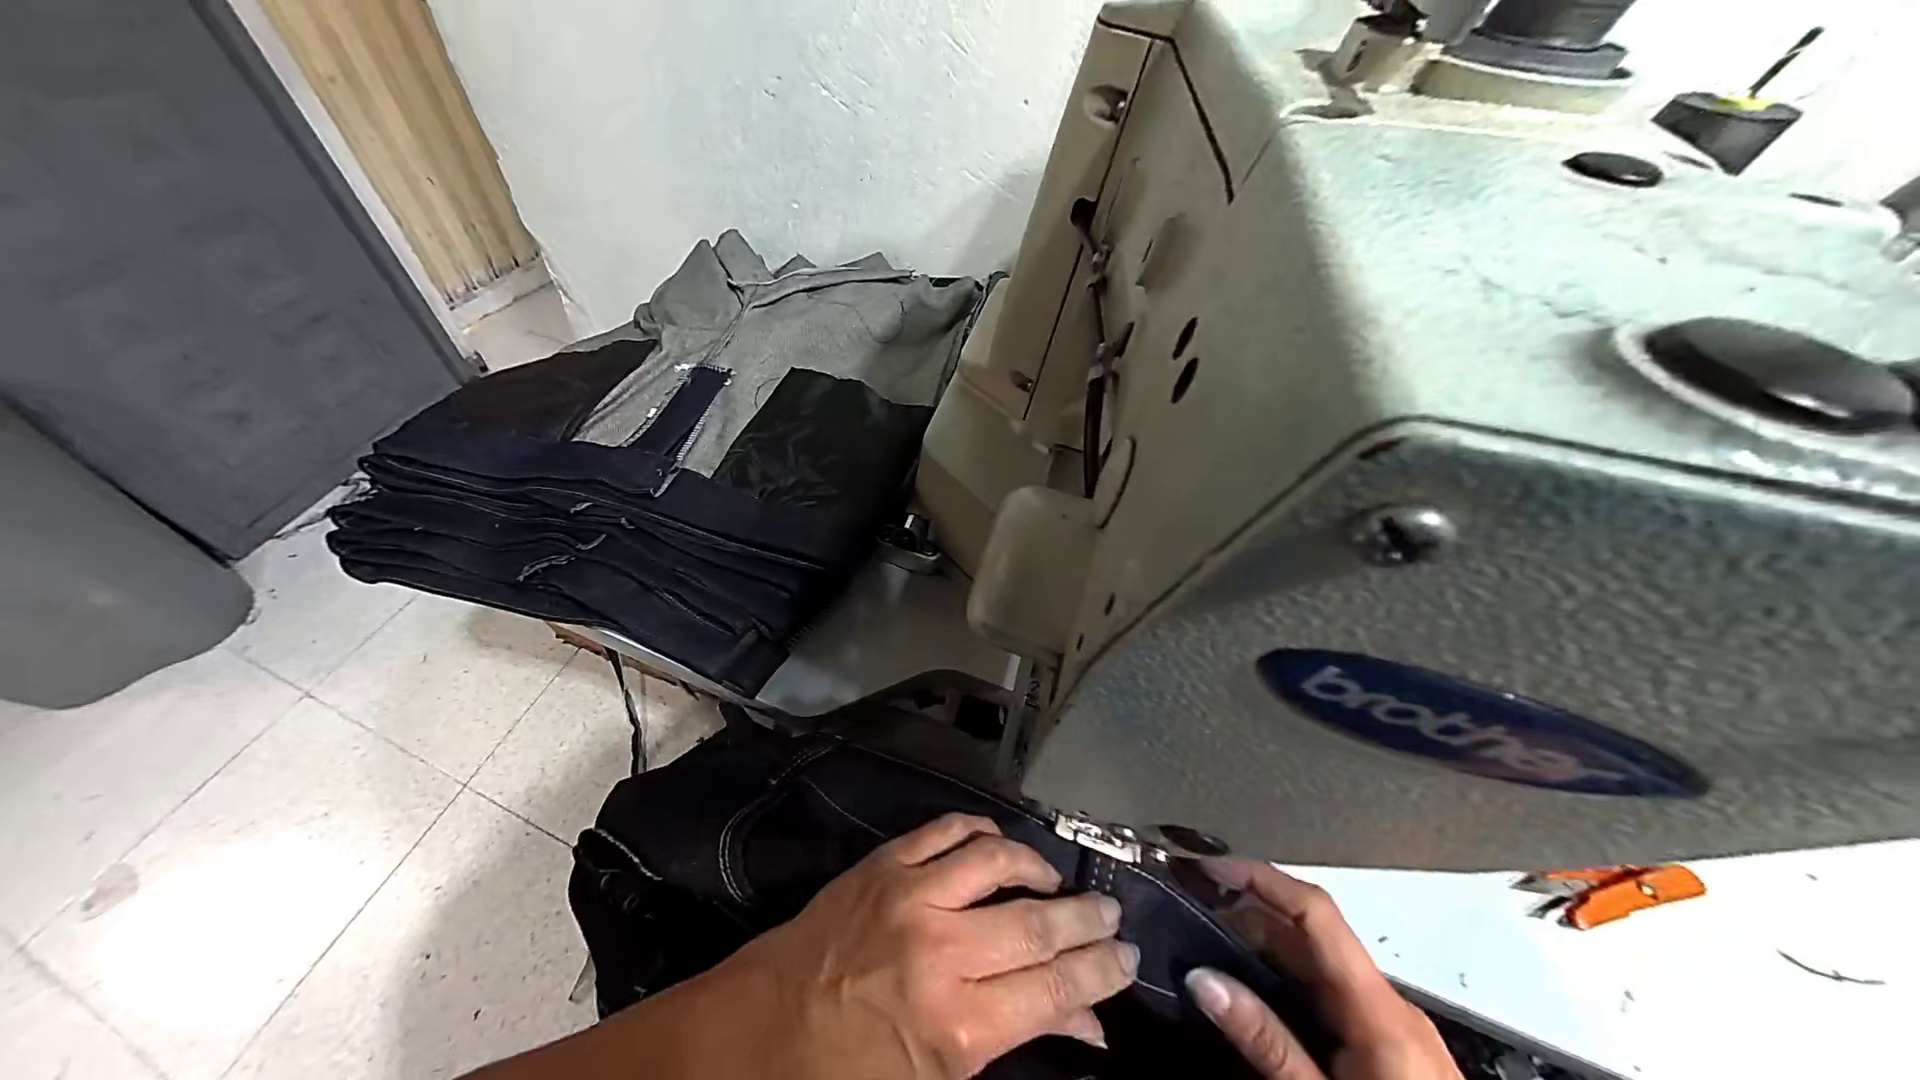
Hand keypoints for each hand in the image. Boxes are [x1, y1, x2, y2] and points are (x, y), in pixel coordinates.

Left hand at [723, 812, 1138, 1078]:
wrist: (765, 1029)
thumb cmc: (854, 1071)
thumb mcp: (943, 1079)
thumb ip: (1022, 1044)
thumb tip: (1091, 1027)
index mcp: (956, 1026)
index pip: (1055, 989)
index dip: (1101, 970)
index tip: (1126, 957)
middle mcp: (940, 951)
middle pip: (1037, 924)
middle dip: (1087, 919)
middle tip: (1113, 913)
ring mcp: (911, 895)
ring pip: (998, 861)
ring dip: (1039, 869)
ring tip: (1057, 883)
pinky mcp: (885, 864)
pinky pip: (948, 830)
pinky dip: (983, 832)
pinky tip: (999, 845)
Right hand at [1184, 861, 1461, 1079]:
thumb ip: (1265, 1042)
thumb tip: (1203, 980)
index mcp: (1379, 1009)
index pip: (1315, 911)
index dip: (1260, 877)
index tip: (1209, 866)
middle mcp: (1388, 1003)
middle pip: (1311, 933)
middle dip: (1248, 913)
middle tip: (1194, 913)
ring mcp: (1391, 1023)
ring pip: (1318, 961)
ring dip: (1262, 945)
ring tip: (1210, 946)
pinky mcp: (1388, 1044)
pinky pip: (1328, 991)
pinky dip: (1283, 978)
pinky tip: (1252, 992)